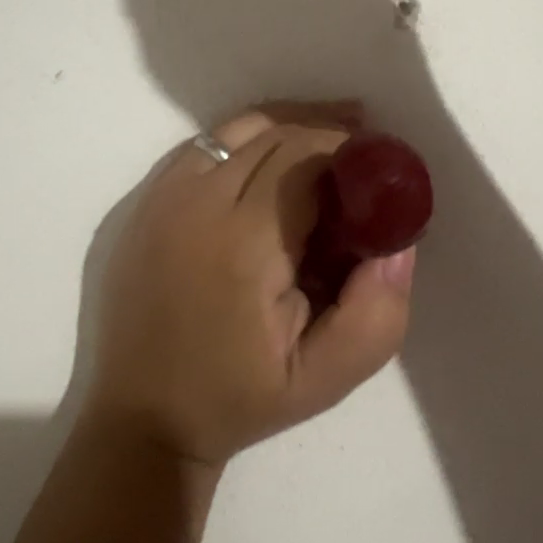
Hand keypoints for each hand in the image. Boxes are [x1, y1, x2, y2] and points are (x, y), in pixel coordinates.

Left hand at [84, 104, 414, 466]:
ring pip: (237, 128)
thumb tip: (398, 243)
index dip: (352, 152)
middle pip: (275, 134)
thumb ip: (377, 313)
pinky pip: (205, 145)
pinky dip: (246, 139)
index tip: (383, 170)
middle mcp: (198, 202)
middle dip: (328, 133)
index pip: (307, 158)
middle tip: (367, 155)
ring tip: (330, 138)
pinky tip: (271, 158)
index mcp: (244, 241)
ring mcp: (164, 197)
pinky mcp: (146, 203)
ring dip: (289, 125)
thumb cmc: (238, 398)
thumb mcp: (325, 378)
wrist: (144, 417)